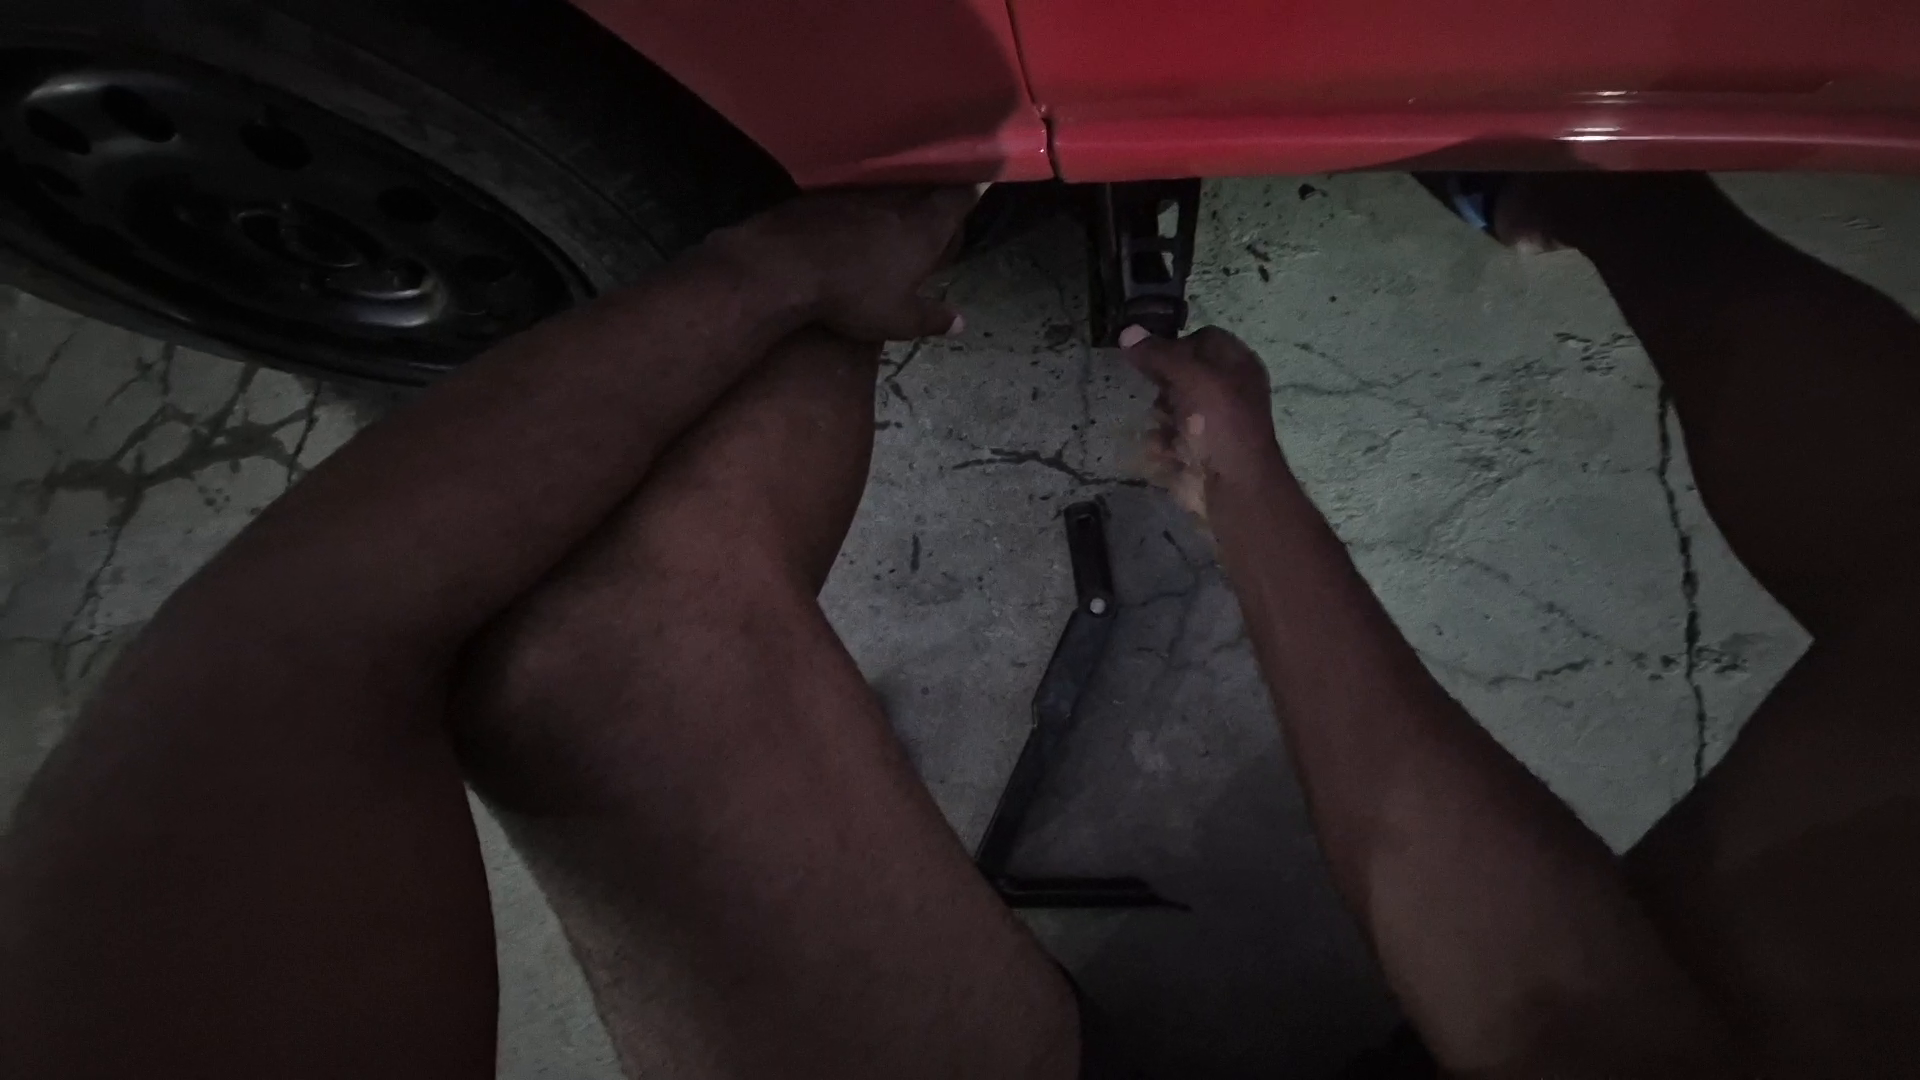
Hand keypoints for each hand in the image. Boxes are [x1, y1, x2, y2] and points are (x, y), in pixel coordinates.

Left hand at [709, 186, 977, 341]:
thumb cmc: (854, 296)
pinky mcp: (824, 195)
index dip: (969, 195)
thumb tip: (961, 323)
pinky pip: (854, 194)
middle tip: (939, 208)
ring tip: (899, 215)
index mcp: (923, 230)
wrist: (787, 266)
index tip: (978, 189)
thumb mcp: (900, 320)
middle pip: (925, 188)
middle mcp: (896, 202)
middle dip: (935, 195)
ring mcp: (857, 194)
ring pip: (889, 188)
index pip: (956, 200)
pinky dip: (861, 204)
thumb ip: (933, 319)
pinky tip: (854, 221)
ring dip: (897, 198)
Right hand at [1122, 325, 1279, 517]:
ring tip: (1163, 425)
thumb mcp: (1192, 378)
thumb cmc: (1220, 424)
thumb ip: (1159, 355)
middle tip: (1156, 391)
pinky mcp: (1191, 451)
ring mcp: (1207, 424)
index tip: (1149, 354)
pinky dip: (1161, 444)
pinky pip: (1165, 439)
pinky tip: (1164, 450)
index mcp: (1236, 367)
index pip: (1203, 339)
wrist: (1230, 487)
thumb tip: (1127, 331)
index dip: (1176, 344)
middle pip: (1181, 374)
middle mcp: (1224, 392)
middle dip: (1163, 385)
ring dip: (1159, 417)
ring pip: (1168, 408)